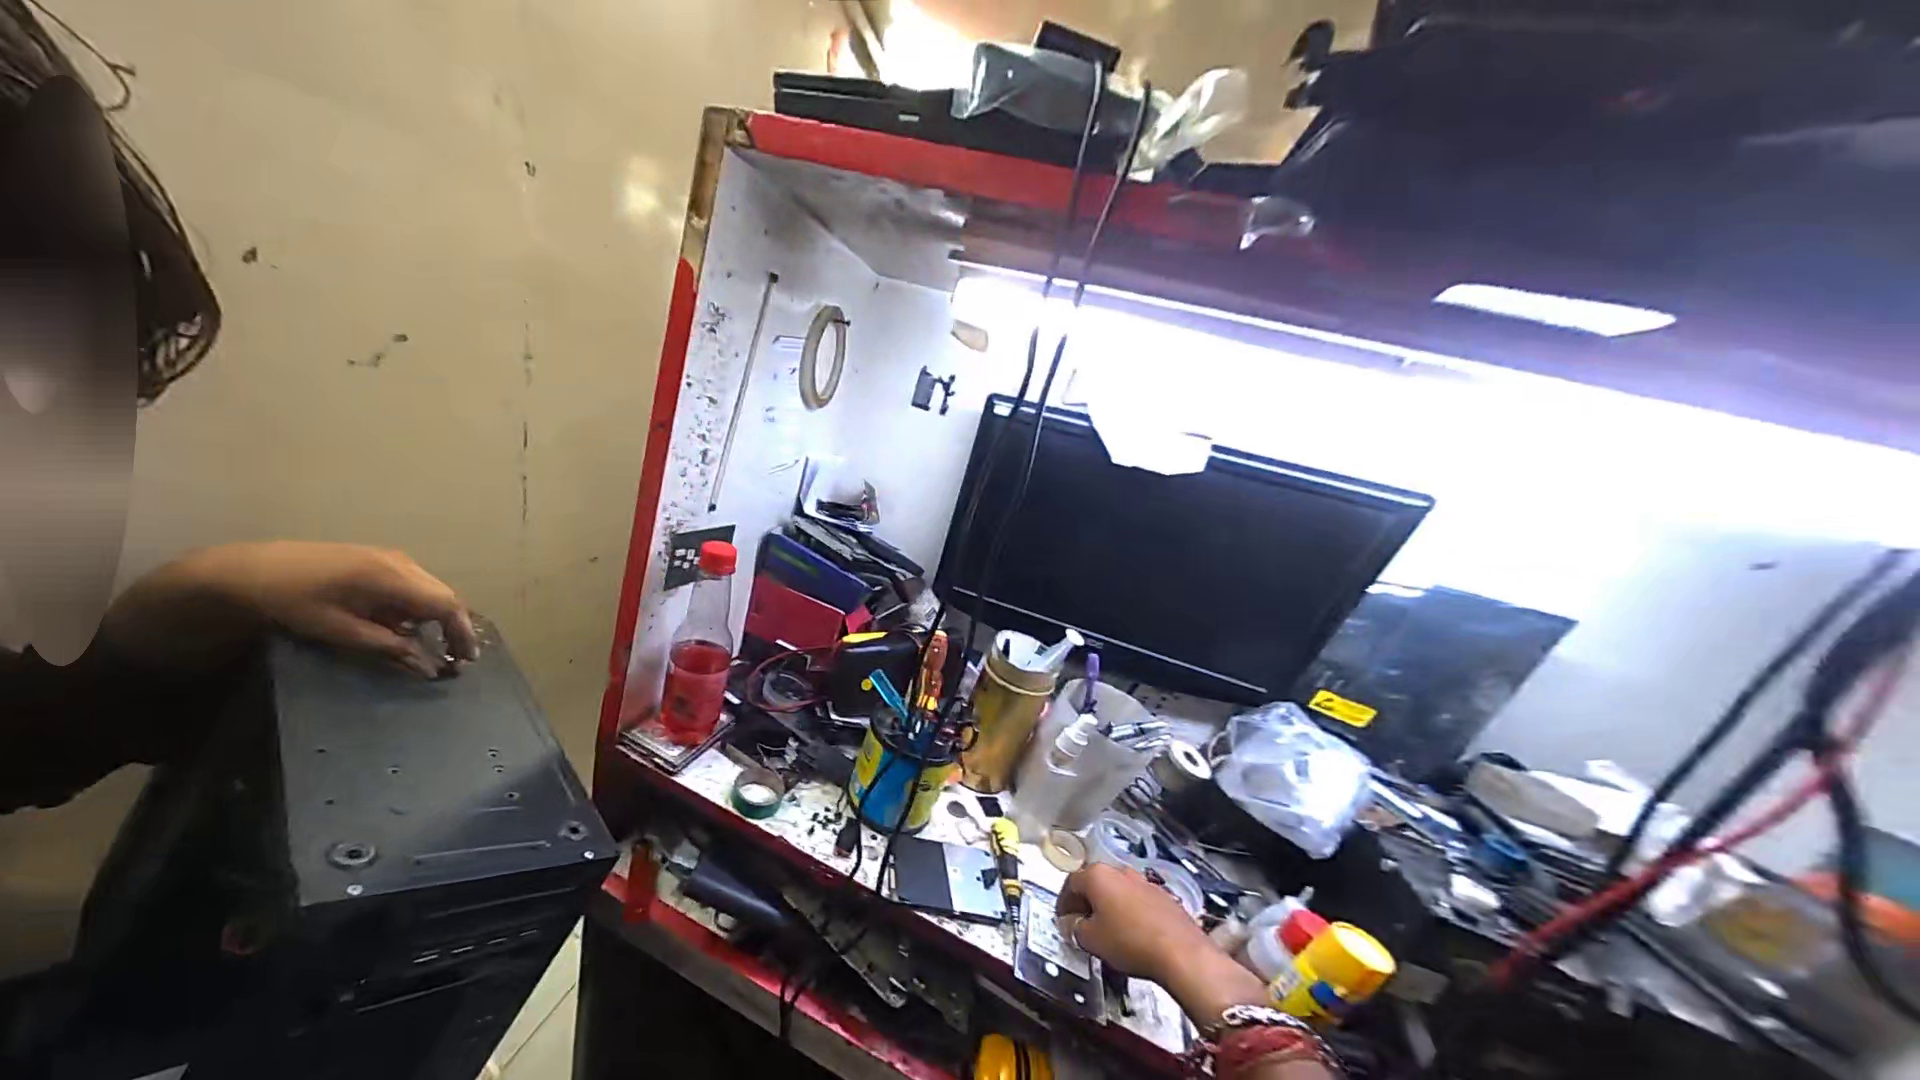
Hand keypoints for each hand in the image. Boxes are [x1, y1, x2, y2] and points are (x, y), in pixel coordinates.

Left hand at [227, 542, 477, 676]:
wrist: (248, 569)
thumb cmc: (291, 602)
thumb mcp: (339, 631)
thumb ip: (388, 647)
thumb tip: (428, 668)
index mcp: (393, 578)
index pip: (446, 605)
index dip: (462, 632)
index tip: (465, 659)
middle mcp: (403, 563)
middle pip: (445, 596)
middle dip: (455, 626)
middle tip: (455, 656)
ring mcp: (393, 558)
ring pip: (433, 590)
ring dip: (438, 617)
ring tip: (433, 643)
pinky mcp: (382, 559)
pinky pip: (416, 584)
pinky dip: (421, 607)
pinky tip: (406, 624)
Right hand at [1058, 862, 1212, 983]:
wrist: (1180, 951)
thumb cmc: (1129, 941)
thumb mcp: (1091, 940)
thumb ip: (1075, 928)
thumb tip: (1073, 924)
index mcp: (1098, 875)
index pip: (1071, 883)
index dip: (1064, 903)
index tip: (1063, 920)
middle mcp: (1120, 871)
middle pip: (1095, 883)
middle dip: (1087, 903)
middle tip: (1082, 925)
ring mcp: (1144, 881)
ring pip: (1118, 891)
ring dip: (1109, 907)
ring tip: (1108, 931)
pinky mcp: (1164, 896)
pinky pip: (1137, 901)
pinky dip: (1130, 913)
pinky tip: (1133, 934)